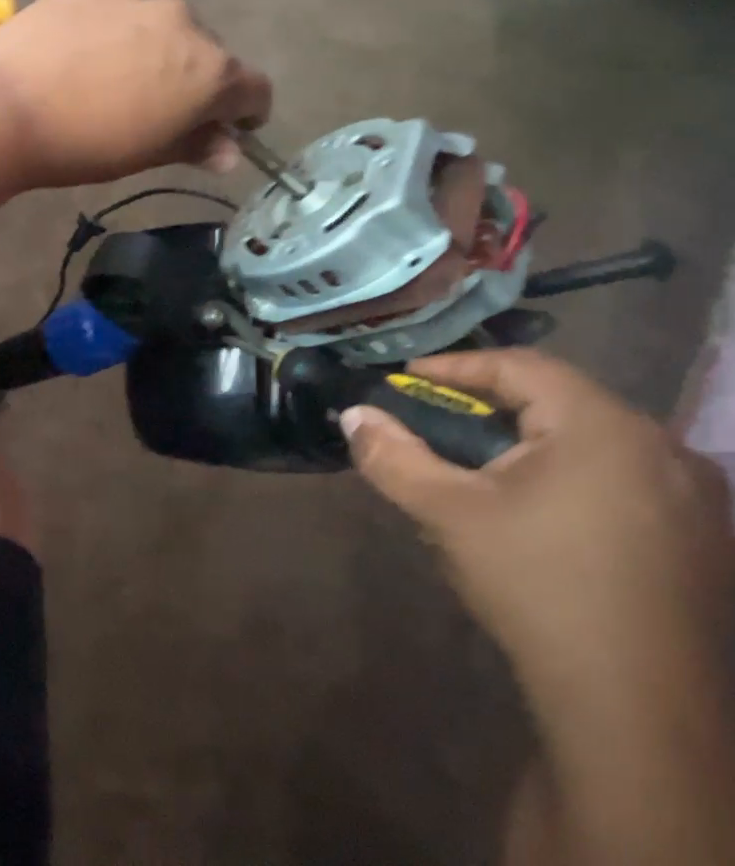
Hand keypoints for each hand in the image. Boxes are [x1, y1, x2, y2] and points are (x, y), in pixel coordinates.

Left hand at [0, 0, 272, 187]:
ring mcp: (129, 0)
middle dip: (190, 81)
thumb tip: (228, 151)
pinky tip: (65, 65)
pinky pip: (105, 18)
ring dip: (144, 53)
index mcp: (210, 69)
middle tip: (150, 112)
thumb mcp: (143, 156)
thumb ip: (193, 146)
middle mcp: (181, 22)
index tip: (226, 129)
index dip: (245, 113)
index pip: (253, 89)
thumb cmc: (81, 146)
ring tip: (101, 86)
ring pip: (153, 29)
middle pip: (204, 53)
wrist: (1, 109)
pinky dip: (99, 39)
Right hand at [341, 348, 733, 684]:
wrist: (631, 689)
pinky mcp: (703, 532)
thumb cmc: (532, 581)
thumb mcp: (445, 512)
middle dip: (489, 406)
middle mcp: (663, 446)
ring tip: (479, 470)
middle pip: (562, 401)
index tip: (404, 379)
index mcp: (603, 428)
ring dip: (531, 441)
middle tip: (433, 425)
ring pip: (595, 441)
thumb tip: (355, 415)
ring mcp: (695, 492)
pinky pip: (624, 477)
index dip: (456, 366)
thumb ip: (393, 456)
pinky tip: (539, 513)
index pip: (523, 367)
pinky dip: (571, 474)